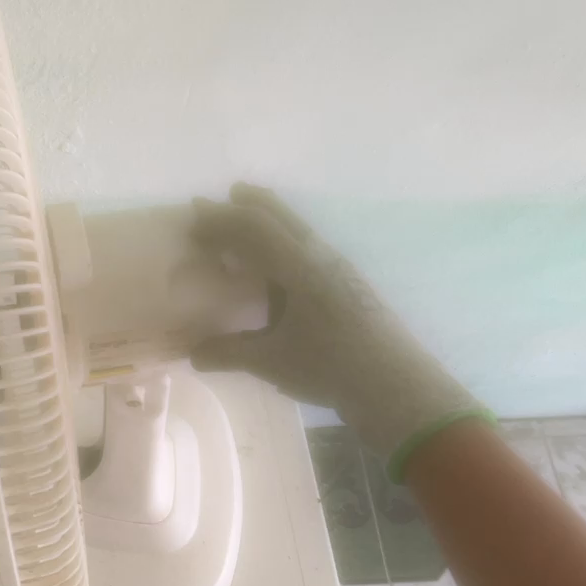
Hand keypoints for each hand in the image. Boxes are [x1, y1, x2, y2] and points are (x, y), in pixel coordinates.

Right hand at [190, 183, 488, 479]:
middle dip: (245, 205)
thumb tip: (192, 355)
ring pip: (296, 229)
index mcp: (297, 266)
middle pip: (278, 215)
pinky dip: (282, 244)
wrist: (394, 384)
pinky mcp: (347, 284)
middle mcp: (318, 256)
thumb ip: (228, 353)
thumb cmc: (329, 366)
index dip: (219, 220)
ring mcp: (337, 268)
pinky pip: (306, 248)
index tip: (191, 219)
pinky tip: (276, 267)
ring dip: (267, 221)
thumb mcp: (271, 361)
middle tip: (219, 200)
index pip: (253, 227)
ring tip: (244, 226)